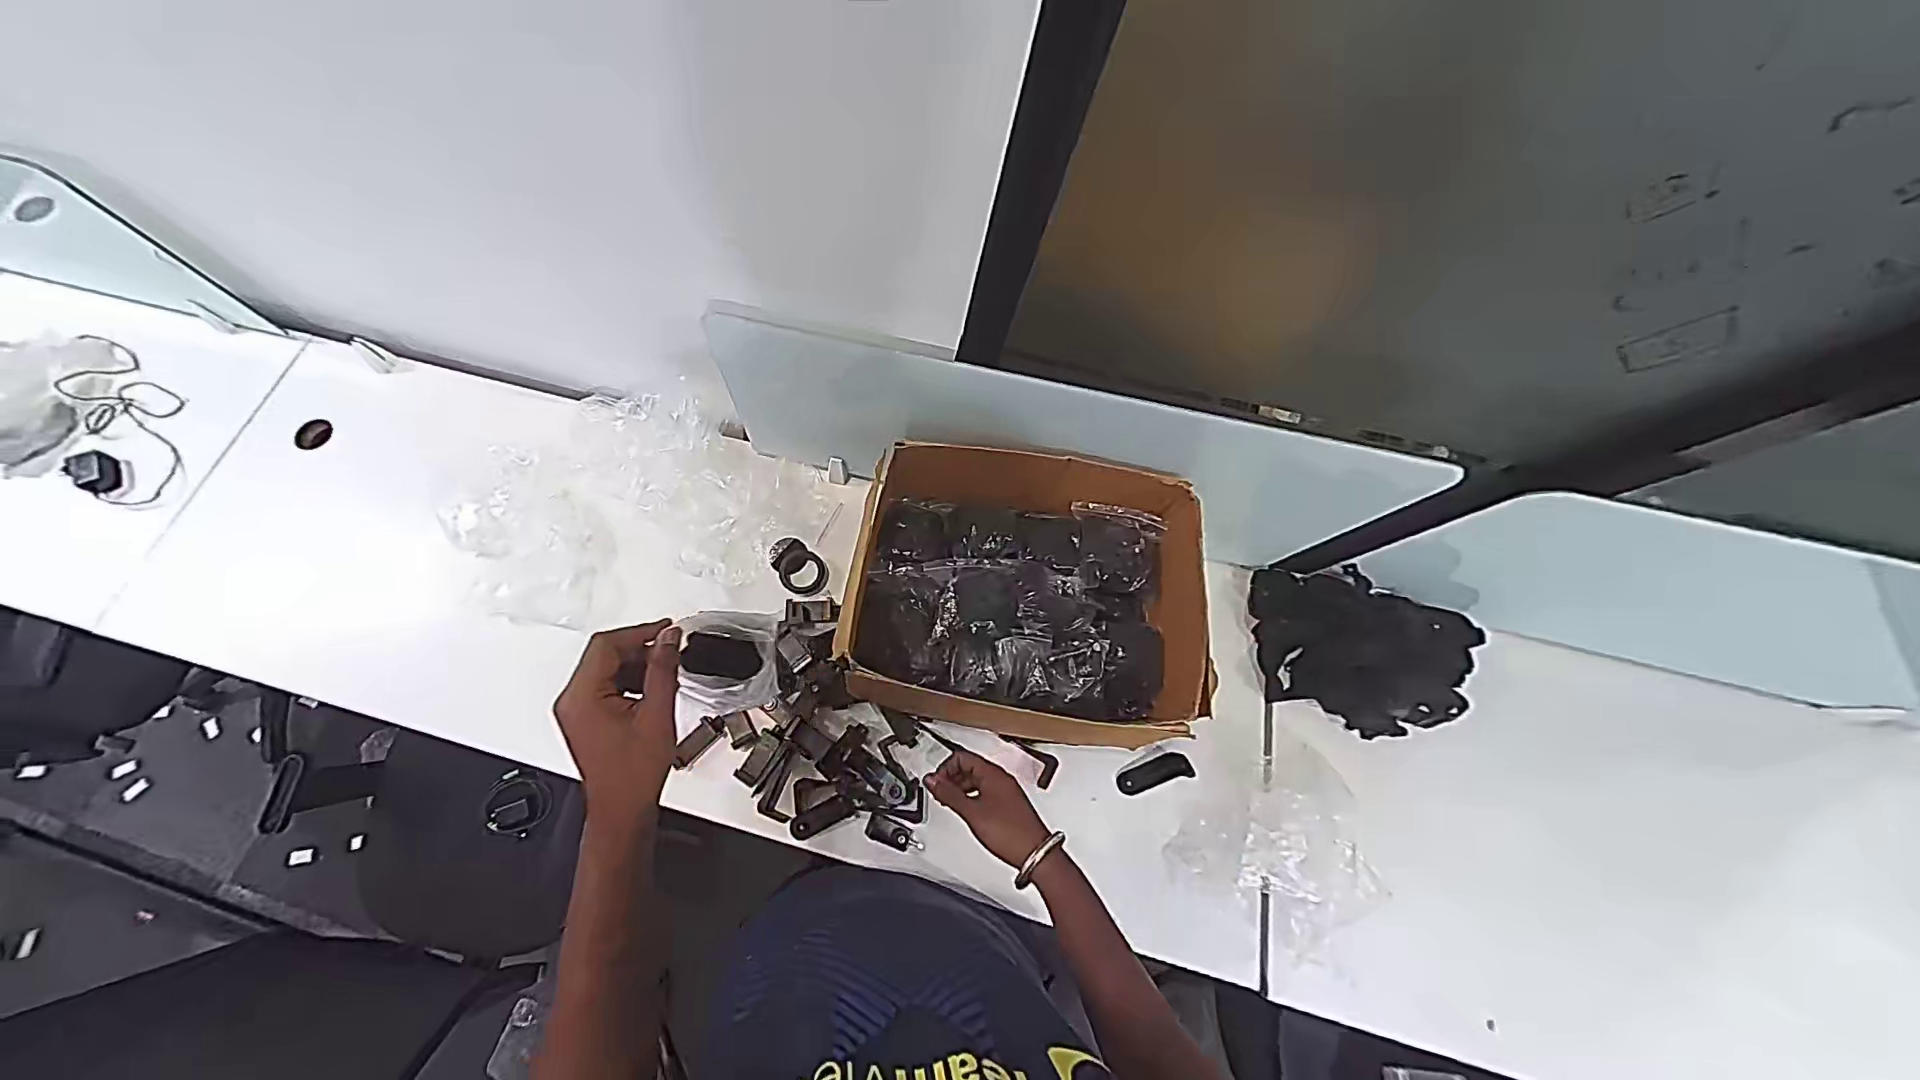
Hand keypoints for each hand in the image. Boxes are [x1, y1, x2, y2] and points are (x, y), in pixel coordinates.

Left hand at [554, 619, 680, 825]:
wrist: (623, 808)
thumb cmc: (633, 773)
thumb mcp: (657, 712)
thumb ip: (663, 668)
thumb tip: (668, 638)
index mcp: (582, 697)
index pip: (606, 645)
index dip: (640, 632)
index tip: (666, 629)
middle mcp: (572, 701)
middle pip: (605, 654)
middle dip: (641, 648)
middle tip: (671, 649)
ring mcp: (577, 710)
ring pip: (607, 669)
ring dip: (638, 665)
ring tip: (667, 672)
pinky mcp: (586, 717)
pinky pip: (607, 685)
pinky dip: (632, 680)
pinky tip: (654, 689)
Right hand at [926, 748, 1052, 868]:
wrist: (1035, 853)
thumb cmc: (1011, 833)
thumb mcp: (972, 812)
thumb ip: (949, 794)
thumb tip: (933, 780)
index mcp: (992, 774)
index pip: (962, 757)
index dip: (945, 768)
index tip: (936, 783)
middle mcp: (1001, 778)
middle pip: (969, 766)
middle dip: (951, 777)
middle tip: (940, 792)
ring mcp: (1006, 790)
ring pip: (977, 778)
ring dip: (960, 787)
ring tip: (950, 802)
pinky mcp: (1009, 802)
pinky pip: (985, 790)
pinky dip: (972, 795)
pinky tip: (967, 809)